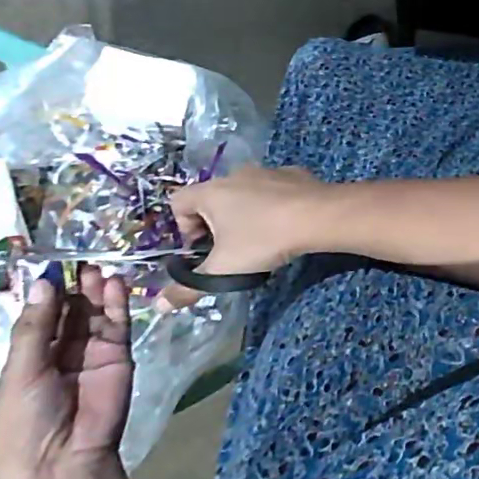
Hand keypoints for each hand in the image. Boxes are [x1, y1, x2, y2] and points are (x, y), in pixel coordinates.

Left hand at [0, 267, 133, 478]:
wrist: (62, 461)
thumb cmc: (25, 422)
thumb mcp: (20, 373)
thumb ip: (35, 327)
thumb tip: (42, 281)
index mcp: (29, 359)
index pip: (40, 317)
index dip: (45, 292)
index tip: (50, 263)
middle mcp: (61, 352)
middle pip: (69, 310)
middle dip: (72, 286)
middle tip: (78, 259)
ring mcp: (92, 352)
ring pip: (94, 312)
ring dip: (94, 289)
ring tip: (94, 266)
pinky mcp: (119, 354)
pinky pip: (117, 323)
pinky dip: (116, 302)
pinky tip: (113, 283)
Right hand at [162, 166, 327, 307]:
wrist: (318, 215)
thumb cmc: (263, 239)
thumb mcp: (224, 269)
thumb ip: (190, 288)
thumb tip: (159, 306)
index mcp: (211, 191)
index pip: (178, 202)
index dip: (182, 229)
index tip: (201, 250)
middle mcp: (235, 174)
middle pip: (210, 198)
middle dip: (213, 224)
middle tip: (229, 250)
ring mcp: (265, 171)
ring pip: (242, 192)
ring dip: (243, 214)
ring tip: (259, 239)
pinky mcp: (292, 174)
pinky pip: (271, 190)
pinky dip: (270, 205)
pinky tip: (285, 224)